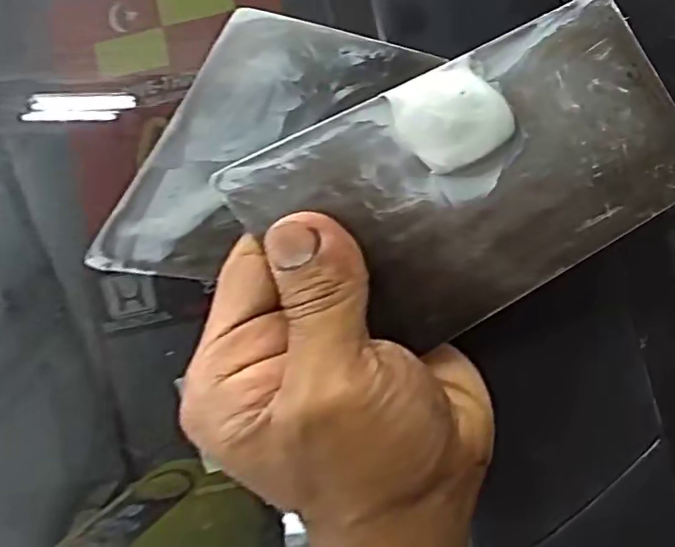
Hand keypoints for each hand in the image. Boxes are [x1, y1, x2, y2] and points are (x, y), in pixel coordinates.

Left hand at [180, 212, 493, 546]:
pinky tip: (423, 226)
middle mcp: (283, 342)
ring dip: (375, 235)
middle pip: (303, 257)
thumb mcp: (331, 387)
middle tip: (374, 184)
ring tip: (402, 198)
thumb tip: (300, 225)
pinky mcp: (388, 323)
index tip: (329, 188)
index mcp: (237, 366)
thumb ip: (319, 303)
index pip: (252, 266)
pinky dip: (406, 251)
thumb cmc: (369, 465)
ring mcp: (339, 331)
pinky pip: (391, 272)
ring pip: (350, 259)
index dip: (289, 227)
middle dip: (337, 227)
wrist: (437, 491)